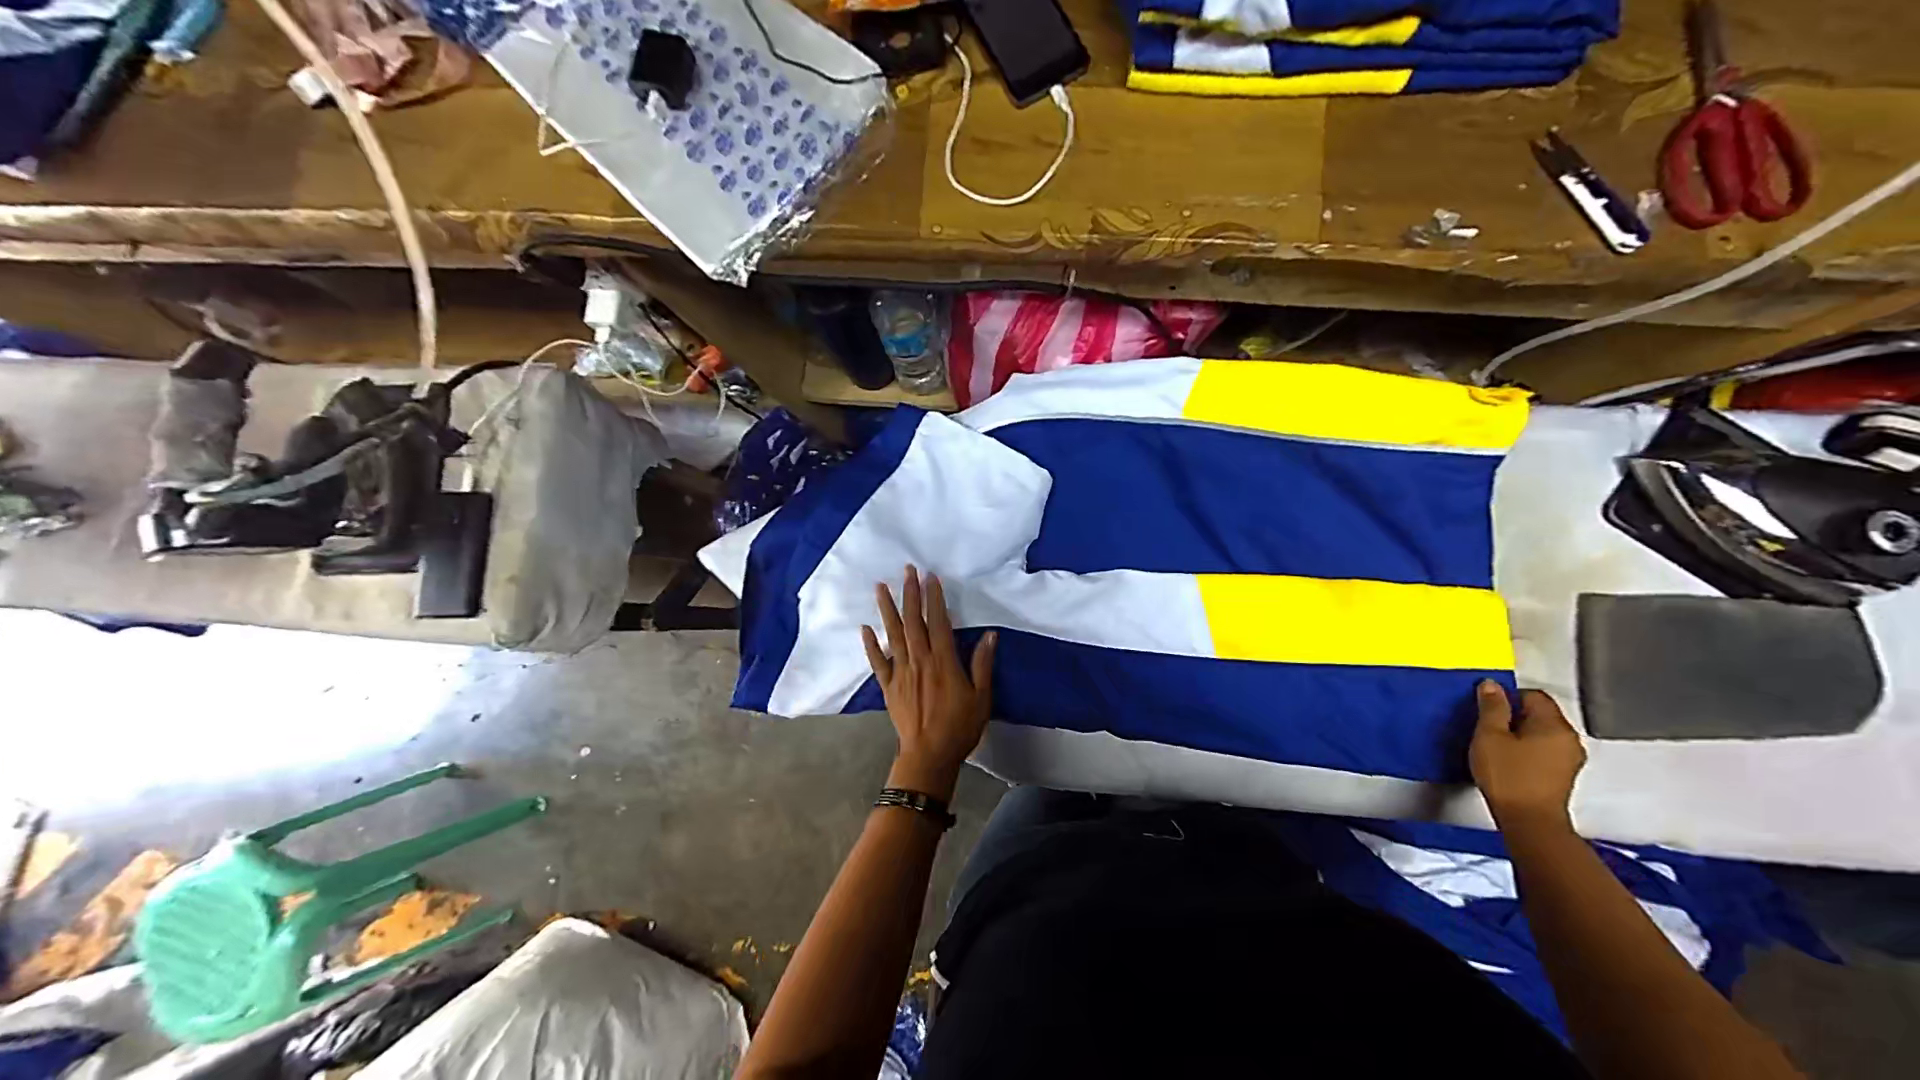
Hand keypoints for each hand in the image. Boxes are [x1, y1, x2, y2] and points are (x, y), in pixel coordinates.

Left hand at [862, 565, 997, 801]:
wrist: (929, 756)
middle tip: (907, 570)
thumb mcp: (981, 697)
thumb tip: (990, 635)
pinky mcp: (888, 687)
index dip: (934, 599)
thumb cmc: (959, 727)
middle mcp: (919, 661)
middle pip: (913, 621)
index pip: (938, 622)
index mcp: (943, 662)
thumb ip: (983, 664)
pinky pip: (878, 662)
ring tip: (881, 587)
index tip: (931, 577)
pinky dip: (870, 645)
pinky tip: (865, 628)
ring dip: (887, 610)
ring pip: (893, 635)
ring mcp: (901, 673)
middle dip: (910, 594)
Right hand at [1469, 680, 1586, 832]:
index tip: (1487, 710)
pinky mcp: (1564, 774)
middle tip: (1489, 728)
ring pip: (1542, 733)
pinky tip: (1510, 761)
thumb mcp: (1489, 736)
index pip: (1533, 695)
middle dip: (1514, 716)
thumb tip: (1492, 685)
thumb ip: (1492, 707)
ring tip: (1497, 746)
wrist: (1529, 820)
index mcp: (1555, 725)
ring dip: (1521, 733)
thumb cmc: (1508, 776)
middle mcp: (1570, 739)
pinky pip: (1545, 750)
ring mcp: (1570, 759)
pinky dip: (1528, 749)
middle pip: (1540, 714)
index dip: (1507, 697)